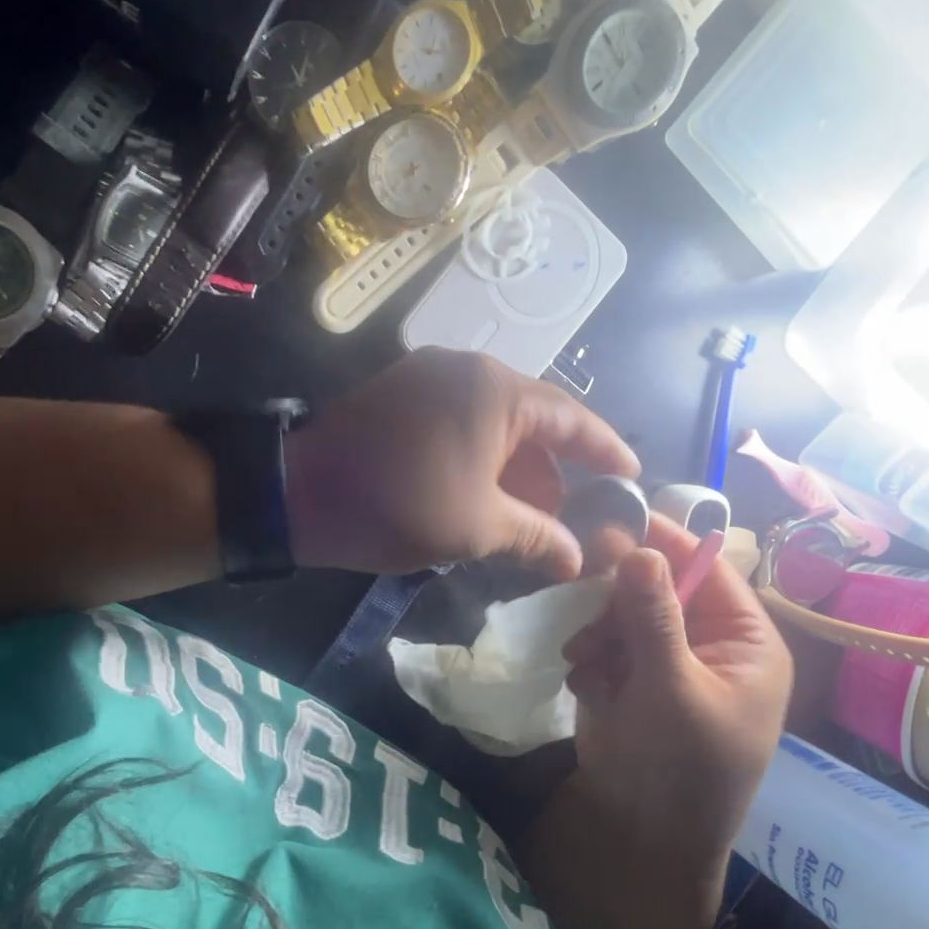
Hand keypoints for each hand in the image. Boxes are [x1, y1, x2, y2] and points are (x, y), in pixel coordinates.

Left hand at [284, 350, 638, 578]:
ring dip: (512, 469)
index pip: (572, 418)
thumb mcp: (476, 528)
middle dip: (552, 471)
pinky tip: (482, 496)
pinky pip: (456, 422)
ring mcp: (426, 377)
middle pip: (531, 419)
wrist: (297, 496)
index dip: (606, 451)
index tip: (631, 479)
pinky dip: (477, 457)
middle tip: (569, 517)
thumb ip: (537, 536)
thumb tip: (577, 559)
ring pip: (491, 423)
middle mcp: (465, 369)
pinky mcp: (397, 395)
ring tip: (525, 517)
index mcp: (495, 390)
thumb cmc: (397, 507)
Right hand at [563, 515, 792, 868]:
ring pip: (620, 615)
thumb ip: (652, 617)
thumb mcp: (670, 688)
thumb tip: (640, 548)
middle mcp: (707, 645)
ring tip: (584, 662)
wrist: (641, 833)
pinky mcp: (629, 682)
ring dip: (597, 635)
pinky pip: (602, 646)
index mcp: (744, 643)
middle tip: (584, 604)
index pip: (709, 570)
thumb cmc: (679, 765)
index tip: (617, 517)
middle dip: (618, 602)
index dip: (666, 543)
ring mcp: (665, 664)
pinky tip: (588, 689)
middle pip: (657, 589)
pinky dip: (590, 662)